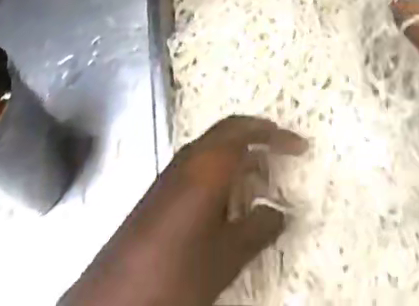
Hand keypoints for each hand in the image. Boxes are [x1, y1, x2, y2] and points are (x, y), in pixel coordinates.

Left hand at [62, 116, 306, 305]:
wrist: (117, 296)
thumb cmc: (178, 270)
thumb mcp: (227, 255)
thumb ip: (259, 228)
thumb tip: (283, 210)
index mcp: (207, 163)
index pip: (246, 130)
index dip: (275, 135)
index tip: (301, 147)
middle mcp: (188, 157)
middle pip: (228, 131)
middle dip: (258, 138)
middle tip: (284, 155)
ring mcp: (171, 172)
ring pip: (213, 150)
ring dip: (239, 158)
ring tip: (263, 185)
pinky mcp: (161, 191)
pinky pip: (199, 166)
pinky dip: (221, 173)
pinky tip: (231, 204)